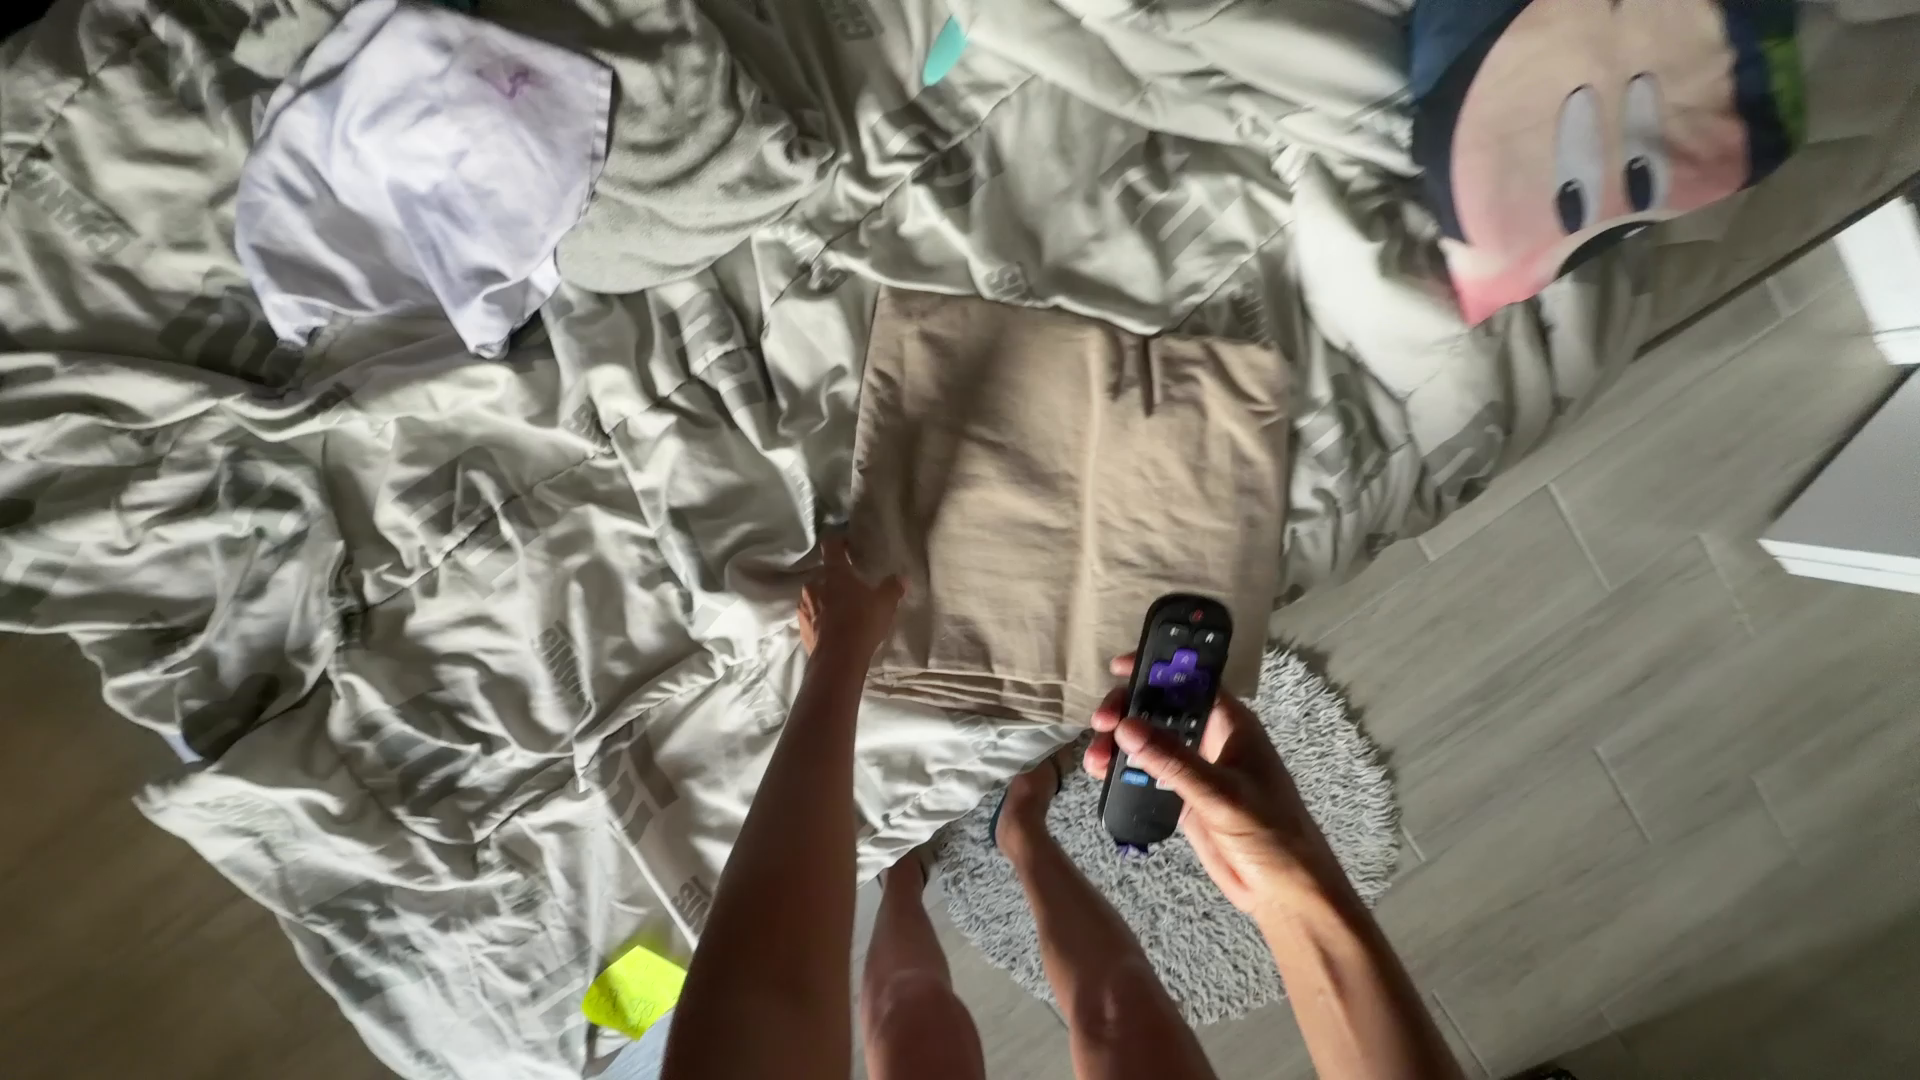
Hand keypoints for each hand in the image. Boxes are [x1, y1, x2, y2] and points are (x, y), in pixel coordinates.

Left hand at [798, 534, 904, 661]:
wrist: (838, 659)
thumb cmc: (862, 622)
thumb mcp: (885, 603)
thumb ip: (892, 588)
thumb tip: (901, 578)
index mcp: (834, 573)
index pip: (831, 546)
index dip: (839, 542)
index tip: (847, 544)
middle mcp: (814, 585)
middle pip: (823, 574)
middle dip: (835, 579)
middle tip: (850, 587)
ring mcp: (805, 607)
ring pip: (815, 596)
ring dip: (826, 599)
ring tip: (842, 610)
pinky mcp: (801, 627)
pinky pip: (812, 617)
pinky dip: (821, 619)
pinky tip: (834, 628)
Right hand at [1084, 655, 1346, 917]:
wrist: (1285, 895)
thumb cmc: (1271, 835)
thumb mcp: (1222, 794)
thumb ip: (1173, 760)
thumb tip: (1125, 726)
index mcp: (1231, 724)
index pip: (1189, 681)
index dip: (1155, 668)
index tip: (1118, 668)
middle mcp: (1209, 738)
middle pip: (1160, 708)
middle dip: (1127, 710)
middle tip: (1100, 723)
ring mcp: (1194, 767)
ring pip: (1147, 739)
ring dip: (1118, 742)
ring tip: (1094, 759)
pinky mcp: (1181, 795)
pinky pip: (1145, 771)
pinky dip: (1121, 769)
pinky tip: (1101, 774)